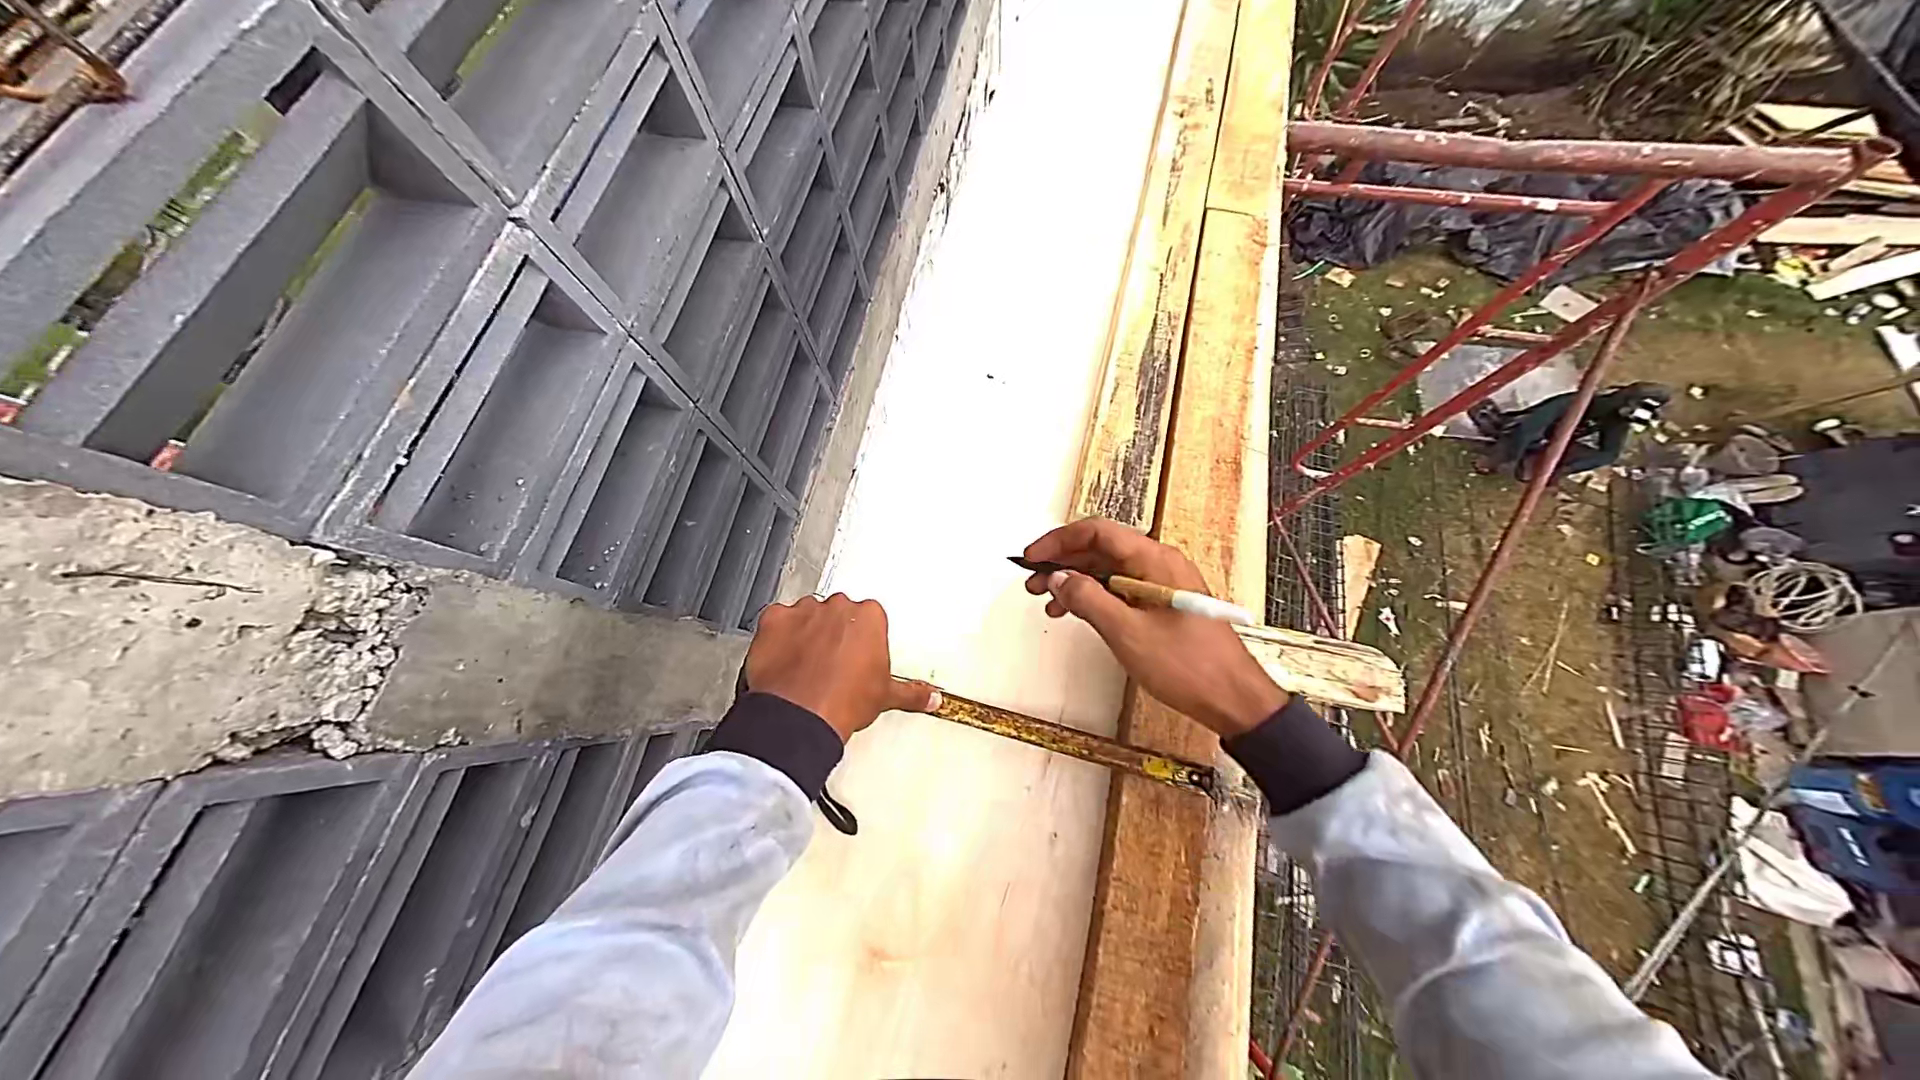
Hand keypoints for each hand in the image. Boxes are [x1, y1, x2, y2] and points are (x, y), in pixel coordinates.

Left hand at [746, 593, 938, 741]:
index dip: (860, 640)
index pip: (868, 619)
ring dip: (804, 633)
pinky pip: (775, 622)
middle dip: (833, 633)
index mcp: (869, 617)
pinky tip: (782, 660)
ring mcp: (804, 612)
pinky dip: (777, 638)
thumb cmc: (842, 702)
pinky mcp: (773, 620)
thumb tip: (930, 697)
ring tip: (804, 666)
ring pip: (805, 615)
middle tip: (830, 664)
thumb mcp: (885, 696)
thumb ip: (911, 692)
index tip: (856, 658)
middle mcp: (837, 607)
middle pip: (836, 613)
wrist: (799, 716)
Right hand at [1023, 518, 1286, 736]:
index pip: (1098, 532)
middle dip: (1063, 563)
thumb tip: (1058, 578)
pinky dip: (1094, 598)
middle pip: (1101, 550)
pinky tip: (1075, 612)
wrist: (1231, 699)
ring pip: (1107, 571)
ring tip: (1047, 600)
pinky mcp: (1162, 604)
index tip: (1034, 556)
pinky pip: (1120, 590)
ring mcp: (1161, 585)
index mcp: (1155, 561)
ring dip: (1075, 582)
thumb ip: (1087, 599)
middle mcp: (1159, 565)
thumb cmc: (1191, 666)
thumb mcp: (1126, 632)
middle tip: (1033, 581)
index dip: (1059, 541)